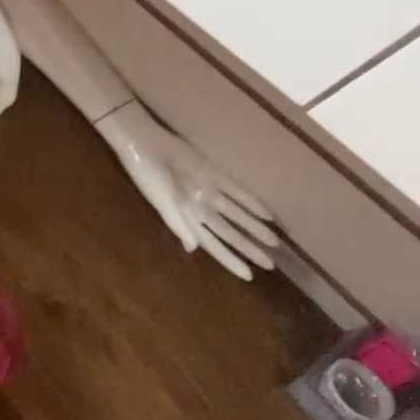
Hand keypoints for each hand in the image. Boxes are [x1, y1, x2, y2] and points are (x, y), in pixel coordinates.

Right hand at [94, 102, 280, 279]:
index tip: (249, 276)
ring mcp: (208, 190)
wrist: (144, 143)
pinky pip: (237, 192)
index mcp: (185, 216)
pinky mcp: (213, 173)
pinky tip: (268, 215)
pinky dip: (253, 203)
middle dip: (247, 248)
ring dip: (254, 228)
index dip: (228, 259)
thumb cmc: (148, 175)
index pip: (211, 243)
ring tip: (275, 244)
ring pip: (236, 214)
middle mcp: (199, 206)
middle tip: (271, 266)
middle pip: (228, 232)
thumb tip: (194, 249)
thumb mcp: (160, 201)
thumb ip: (177, 223)